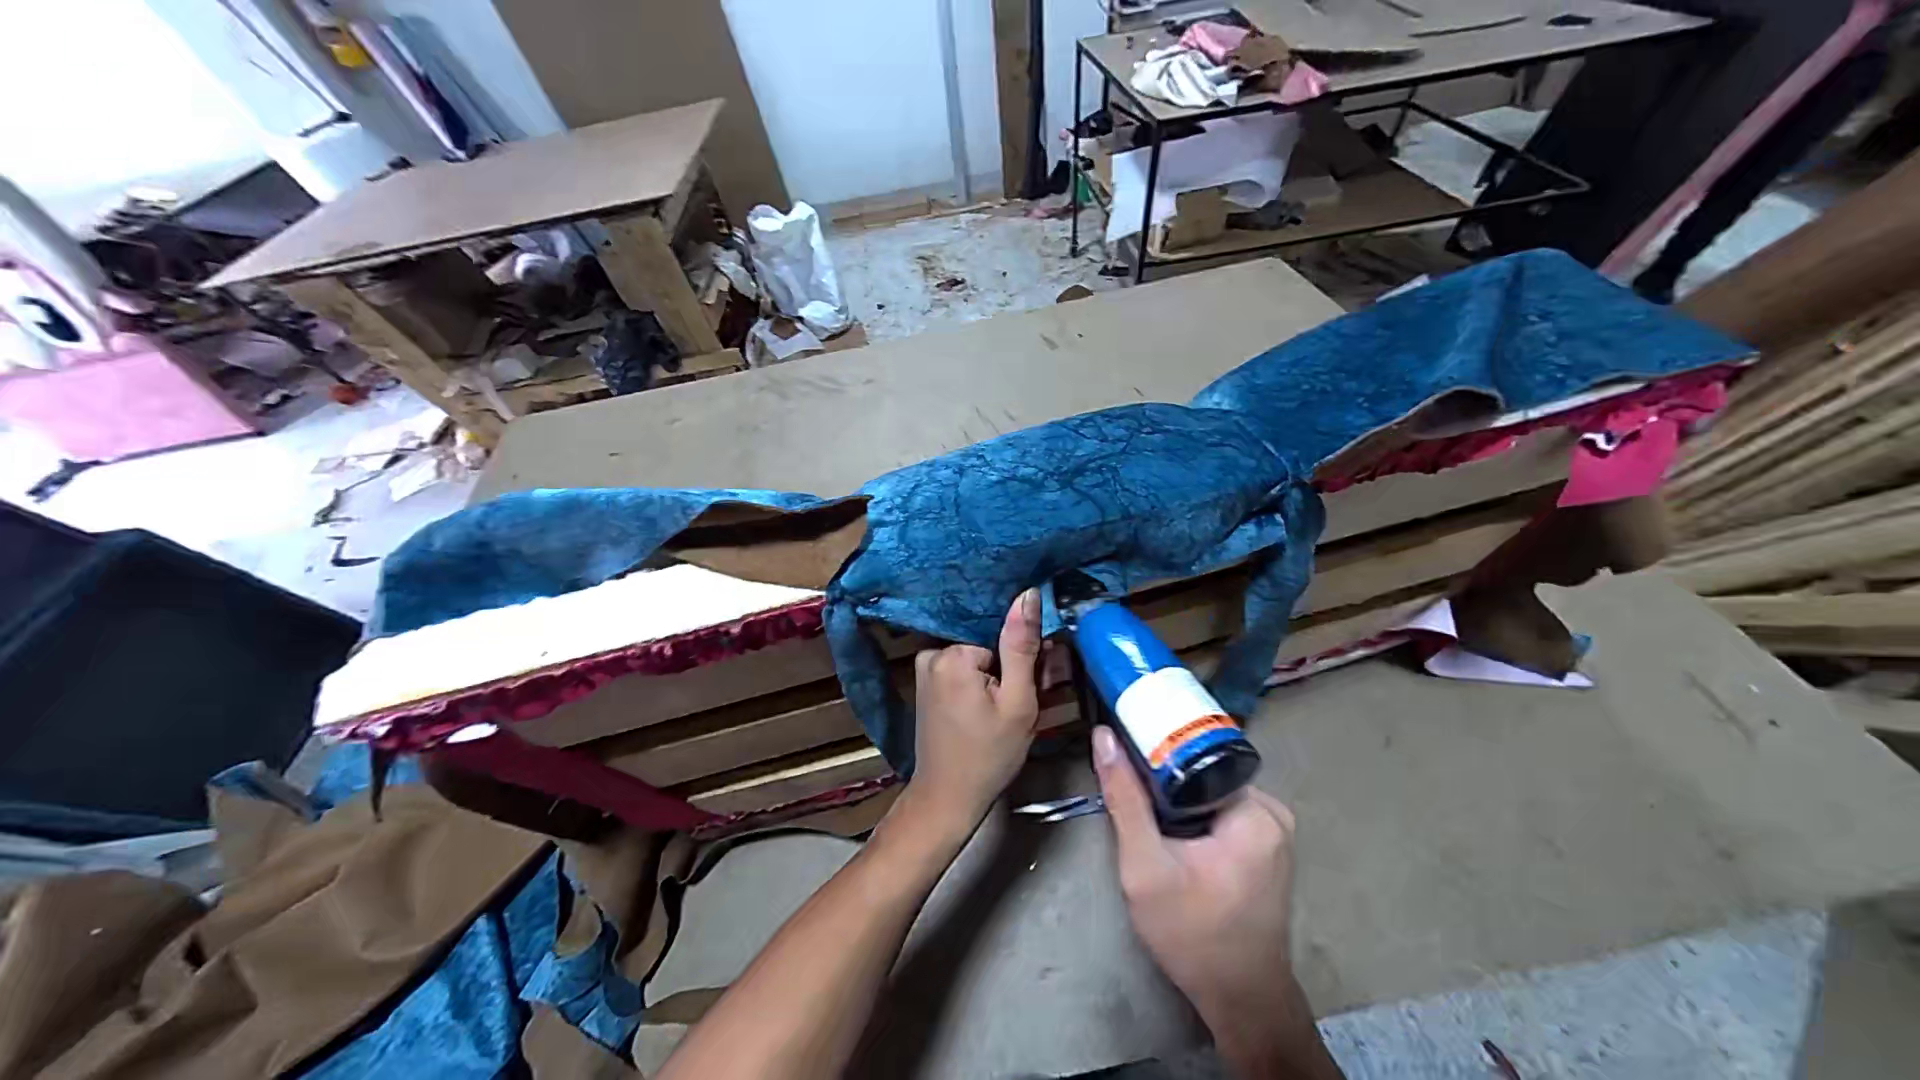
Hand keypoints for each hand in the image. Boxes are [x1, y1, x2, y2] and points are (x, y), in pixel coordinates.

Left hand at [904, 588, 1043, 830]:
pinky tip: (985, 709)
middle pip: (986, 644)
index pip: (1000, 636)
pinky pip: (961, 669)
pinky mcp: (925, 682)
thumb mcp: (1018, 701)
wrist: (948, 797)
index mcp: (951, 654)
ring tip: (1001, 709)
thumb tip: (1028, 594)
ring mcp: (924, 668)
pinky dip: (978, 683)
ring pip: (976, 657)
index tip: (1026, 689)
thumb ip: (1022, 646)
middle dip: (1006, 667)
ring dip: (994, 676)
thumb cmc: (989, 755)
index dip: (1020, 660)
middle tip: (1015, 704)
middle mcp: (931, 653)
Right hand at [1094, 728, 1334, 1077]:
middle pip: (1203, 774)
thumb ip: (1125, 799)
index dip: (1155, 755)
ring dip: (1178, 803)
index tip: (1124, 758)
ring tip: (1146, 816)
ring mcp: (1275, 833)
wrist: (1238, 999)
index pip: (1196, 757)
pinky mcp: (1268, 849)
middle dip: (1165, 785)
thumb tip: (1104, 736)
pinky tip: (1170, 836)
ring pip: (1210, 794)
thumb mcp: (1145, 866)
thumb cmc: (1192, 934)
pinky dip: (1195, 819)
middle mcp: (1274, 813)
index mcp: (1255, 810)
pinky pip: (1223, 814)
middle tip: (1131, 797)